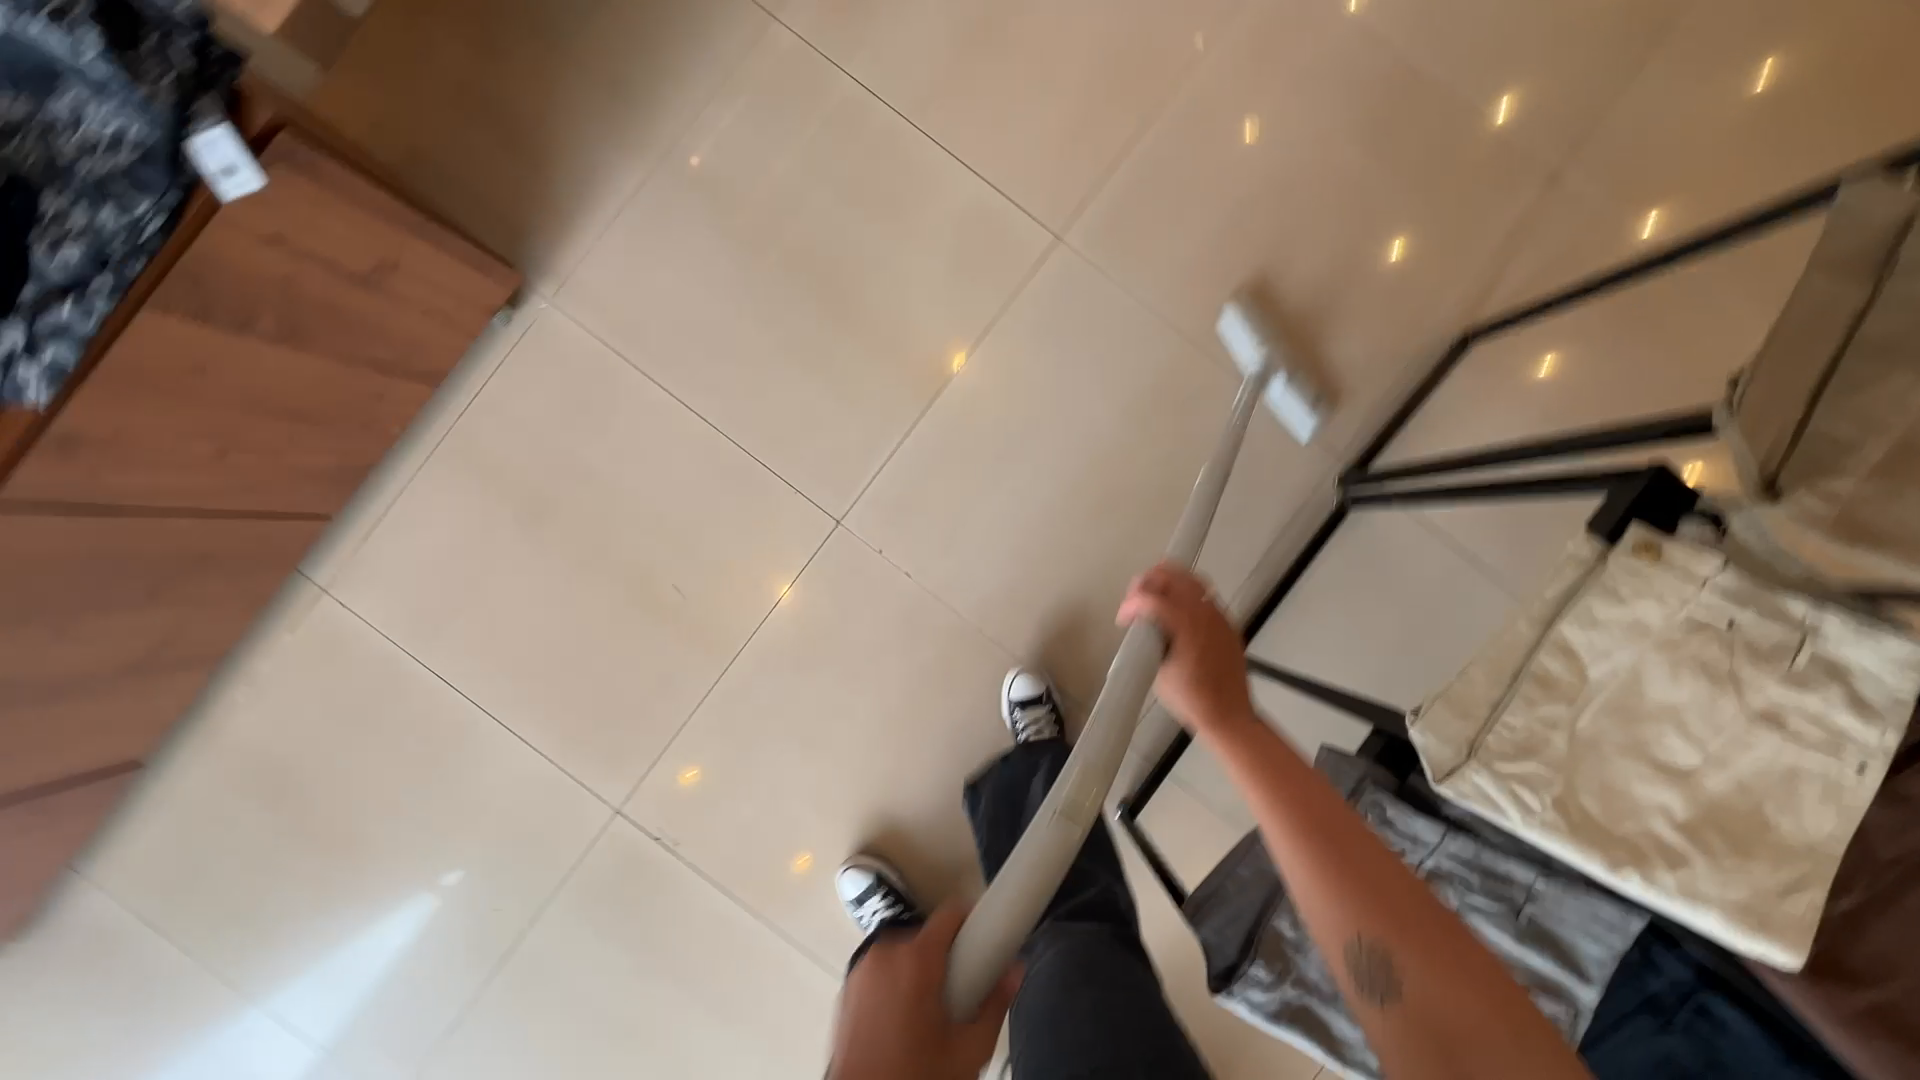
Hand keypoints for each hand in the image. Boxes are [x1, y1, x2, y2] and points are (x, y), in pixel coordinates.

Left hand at [828, 904, 1021, 1079]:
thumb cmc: (912, 1076)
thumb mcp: (968, 1050)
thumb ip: (996, 1004)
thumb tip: (1014, 972)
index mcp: (916, 959)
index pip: (952, 912)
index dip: (974, 922)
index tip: (985, 939)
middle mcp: (885, 954)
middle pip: (929, 935)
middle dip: (949, 958)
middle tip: (962, 993)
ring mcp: (862, 969)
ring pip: (905, 951)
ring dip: (922, 970)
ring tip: (932, 1013)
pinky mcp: (849, 986)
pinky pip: (883, 969)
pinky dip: (897, 982)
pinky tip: (906, 1019)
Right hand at [1117, 561, 1256, 737]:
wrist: (1229, 716)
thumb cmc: (1191, 700)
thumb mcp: (1159, 673)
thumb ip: (1150, 645)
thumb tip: (1144, 632)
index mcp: (1185, 626)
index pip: (1152, 598)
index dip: (1131, 603)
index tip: (1123, 617)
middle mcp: (1205, 614)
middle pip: (1174, 577)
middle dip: (1150, 581)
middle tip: (1135, 596)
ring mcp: (1219, 617)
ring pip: (1193, 582)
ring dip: (1169, 583)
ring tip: (1153, 595)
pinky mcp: (1227, 625)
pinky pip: (1205, 597)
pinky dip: (1186, 595)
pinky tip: (1176, 612)